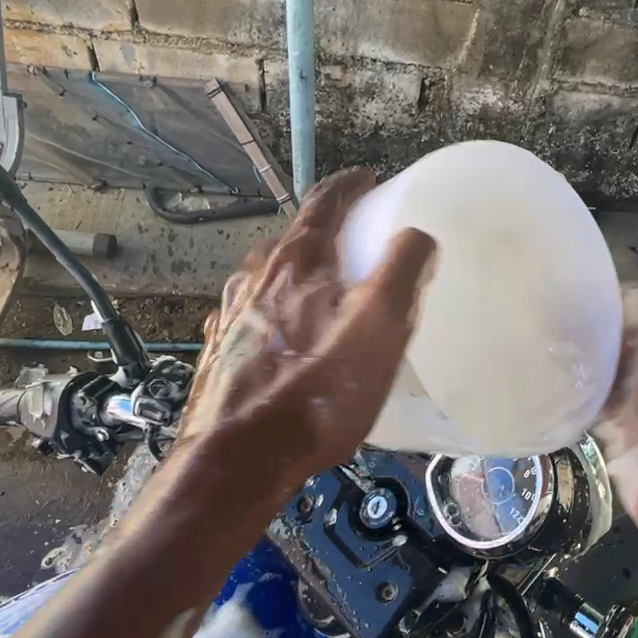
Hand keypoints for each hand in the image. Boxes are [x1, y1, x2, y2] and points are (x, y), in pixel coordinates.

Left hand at [175, 168, 436, 492]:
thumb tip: (419, 235)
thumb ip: (402, 270)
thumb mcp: (379, 325)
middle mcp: (253, 280)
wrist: (238, 460)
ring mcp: (228, 318)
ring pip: (268, 281)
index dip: (349, 185)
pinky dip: (276, 315)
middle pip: (293, 242)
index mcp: (294, 263)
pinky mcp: (218, 355)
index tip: (367, 177)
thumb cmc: (315, 391)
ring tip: (324, 296)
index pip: (323, 203)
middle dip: (325, 235)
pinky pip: (253, 319)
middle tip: (355, 245)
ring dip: (298, 276)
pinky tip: (285, 341)